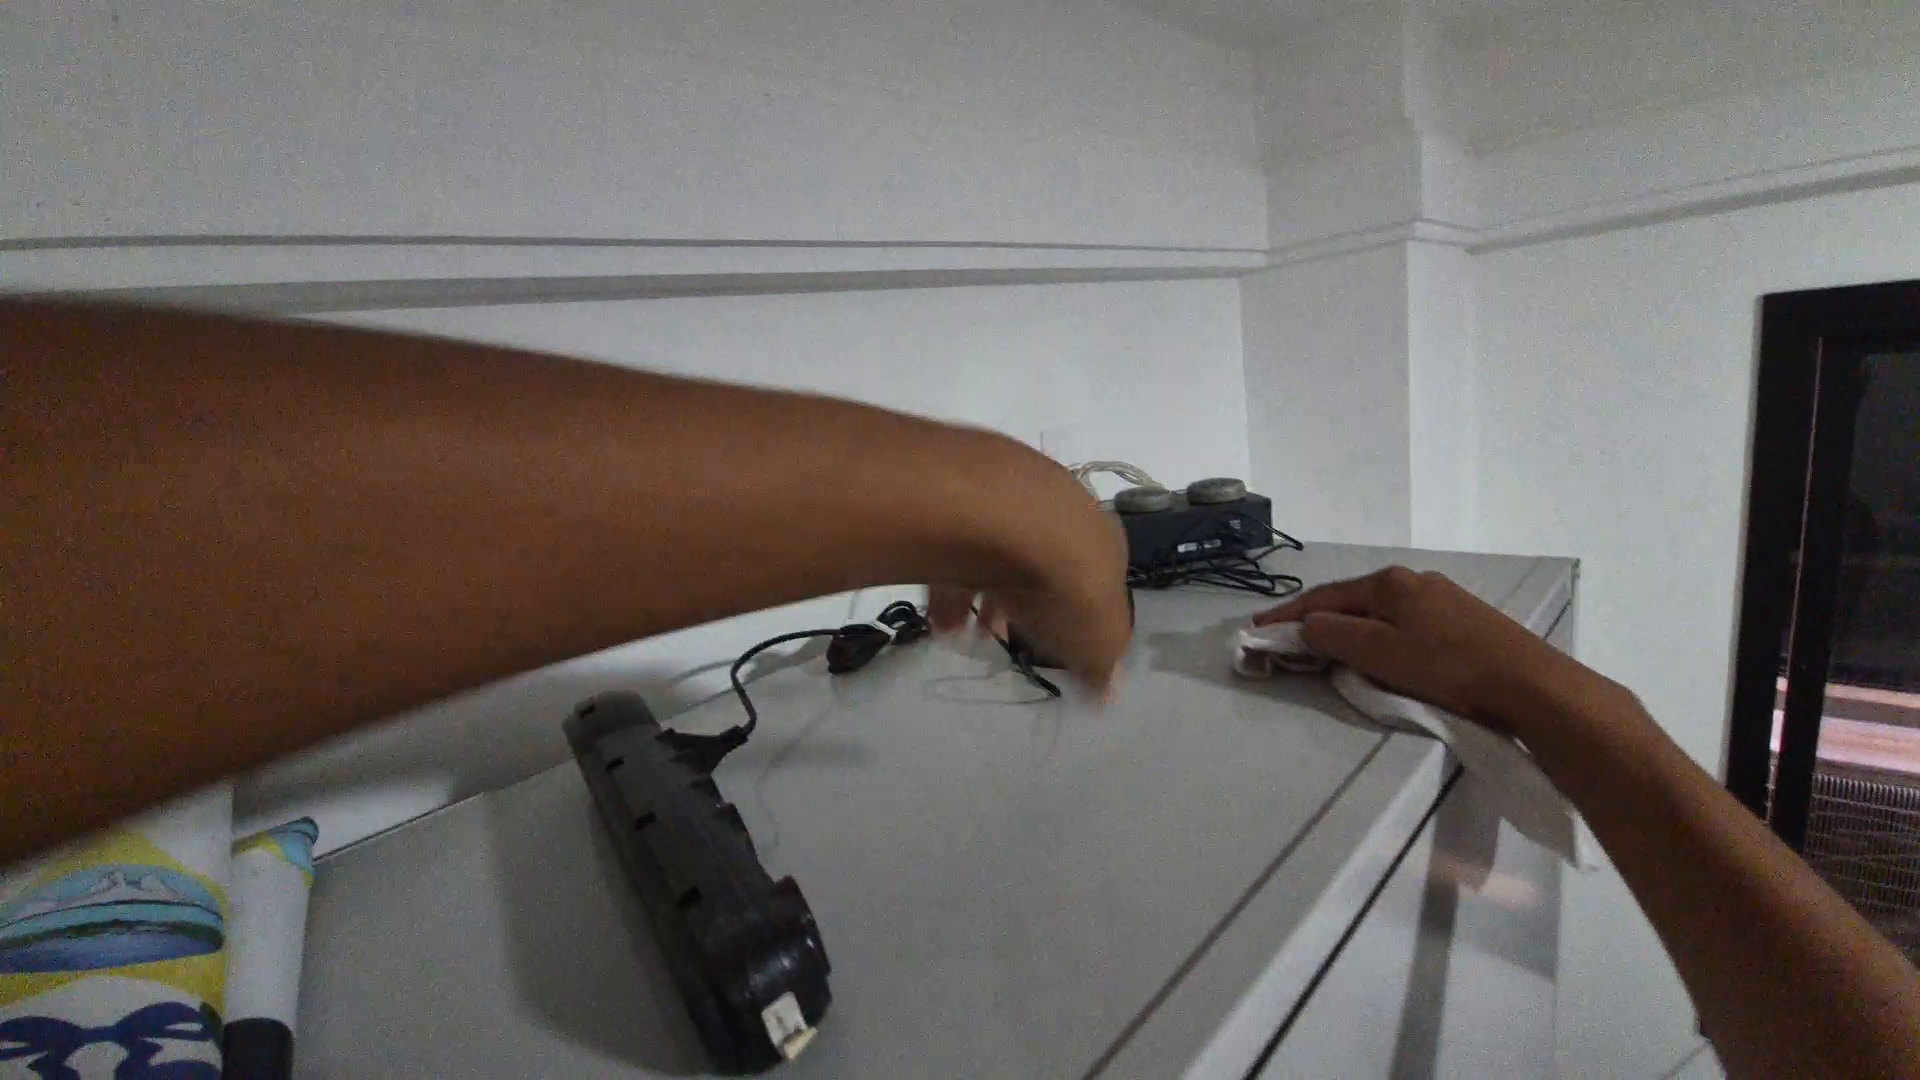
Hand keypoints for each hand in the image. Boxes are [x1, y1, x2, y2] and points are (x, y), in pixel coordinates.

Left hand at [924, 488, 1131, 700]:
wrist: (1006, 522)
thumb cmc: (1067, 584)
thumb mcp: (1099, 637)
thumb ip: (1101, 664)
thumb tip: (1105, 692)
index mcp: (1105, 540)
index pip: (1097, 579)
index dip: (1076, 616)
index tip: (1055, 647)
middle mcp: (1063, 510)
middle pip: (1043, 565)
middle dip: (1022, 606)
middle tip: (1001, 638)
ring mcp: (1011, 498)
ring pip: (997, 555)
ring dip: (982, 598)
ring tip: (963, 636)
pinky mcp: (964, 498)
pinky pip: (958, 549)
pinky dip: (950, 584)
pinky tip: (941, 618)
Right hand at [1252, 566, 1601, 729]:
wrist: (1533, 687)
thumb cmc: (1445, 667)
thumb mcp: (1375, 653)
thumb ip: (1331, 634)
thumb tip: (1307, 625)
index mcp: (1388, 582)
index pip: (1322, 597)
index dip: (1286, 615)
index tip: (1256, 629)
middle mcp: (1413, 580)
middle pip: (1351, 600)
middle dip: (1318, 619)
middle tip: (1289, 639)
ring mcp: (1443, 597)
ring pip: (1380, 612)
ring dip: (1350, 628)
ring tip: (1331, 647)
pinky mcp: (1466, 620)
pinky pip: (1406, 623)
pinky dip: (1381, 636)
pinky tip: (1383, 651)